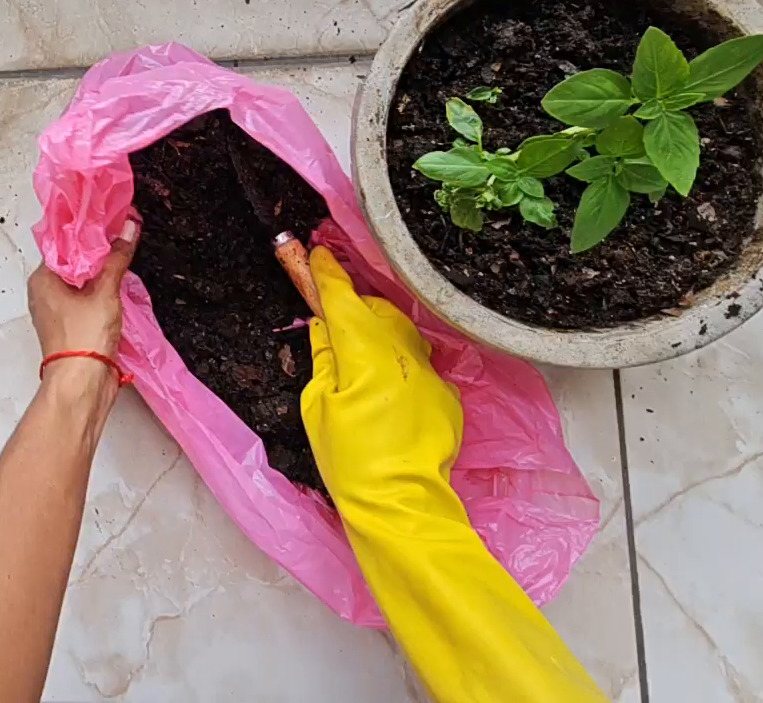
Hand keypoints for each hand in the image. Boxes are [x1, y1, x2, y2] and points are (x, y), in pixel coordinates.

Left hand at [27, 217, 138, 395]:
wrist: (82, 385)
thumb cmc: (83, 340)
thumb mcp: (104, 291)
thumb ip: (117, 257)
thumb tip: (127, 227)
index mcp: (42, 279)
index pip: (63, 244)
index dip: (86, 231)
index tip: (107, 219)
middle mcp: (44, 293)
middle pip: (72, 262)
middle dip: (96, 251)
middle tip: (119, 233)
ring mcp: (56, 311)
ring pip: (80, 281)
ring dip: (100, 272)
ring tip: (122, 254)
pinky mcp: (70, 325)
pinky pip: (85, 299)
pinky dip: (100, 290)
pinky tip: (118, 283)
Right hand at [299, 246, 463, 521]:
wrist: (403, 508)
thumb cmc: (349, 461)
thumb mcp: (317, 406)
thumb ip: (323, 357)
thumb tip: (324, 325)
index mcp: (364, 354)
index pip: (342, 299)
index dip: (327, 273)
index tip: (316, 253)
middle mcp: (402, 353)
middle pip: (374, 308)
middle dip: (352, 304)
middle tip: (330, 316)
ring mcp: (429, 371)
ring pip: (400, 328)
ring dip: (377, 326)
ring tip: (358, 347)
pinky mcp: (445, 392)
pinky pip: (417, 358)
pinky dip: (397, 358)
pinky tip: (385, 383)